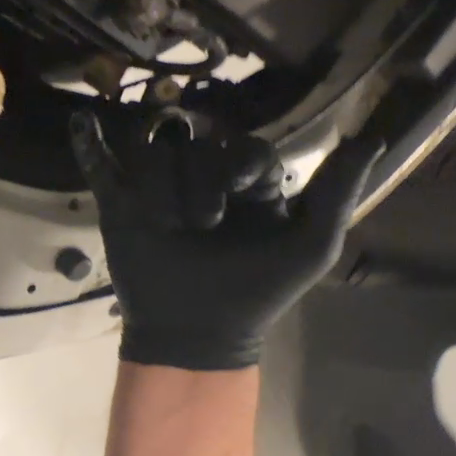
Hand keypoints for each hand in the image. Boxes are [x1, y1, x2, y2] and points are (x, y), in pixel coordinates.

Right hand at [70, 111, 383, 370]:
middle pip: (196, 147)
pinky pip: (103, 166)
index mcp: (246, 186)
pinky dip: (91, 145)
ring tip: (169, 227)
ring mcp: (155, 192)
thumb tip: (370, 137)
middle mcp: (200, 181)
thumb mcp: (310, 245)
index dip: (239, 161)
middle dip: (200, 182)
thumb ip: (336, 193)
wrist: (197, 332)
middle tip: (204, 225)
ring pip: (155, 156)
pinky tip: (84, 122)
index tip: (240, 190)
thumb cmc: (258, 291)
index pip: (242, 146)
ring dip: (164, 189)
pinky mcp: (118, 206)